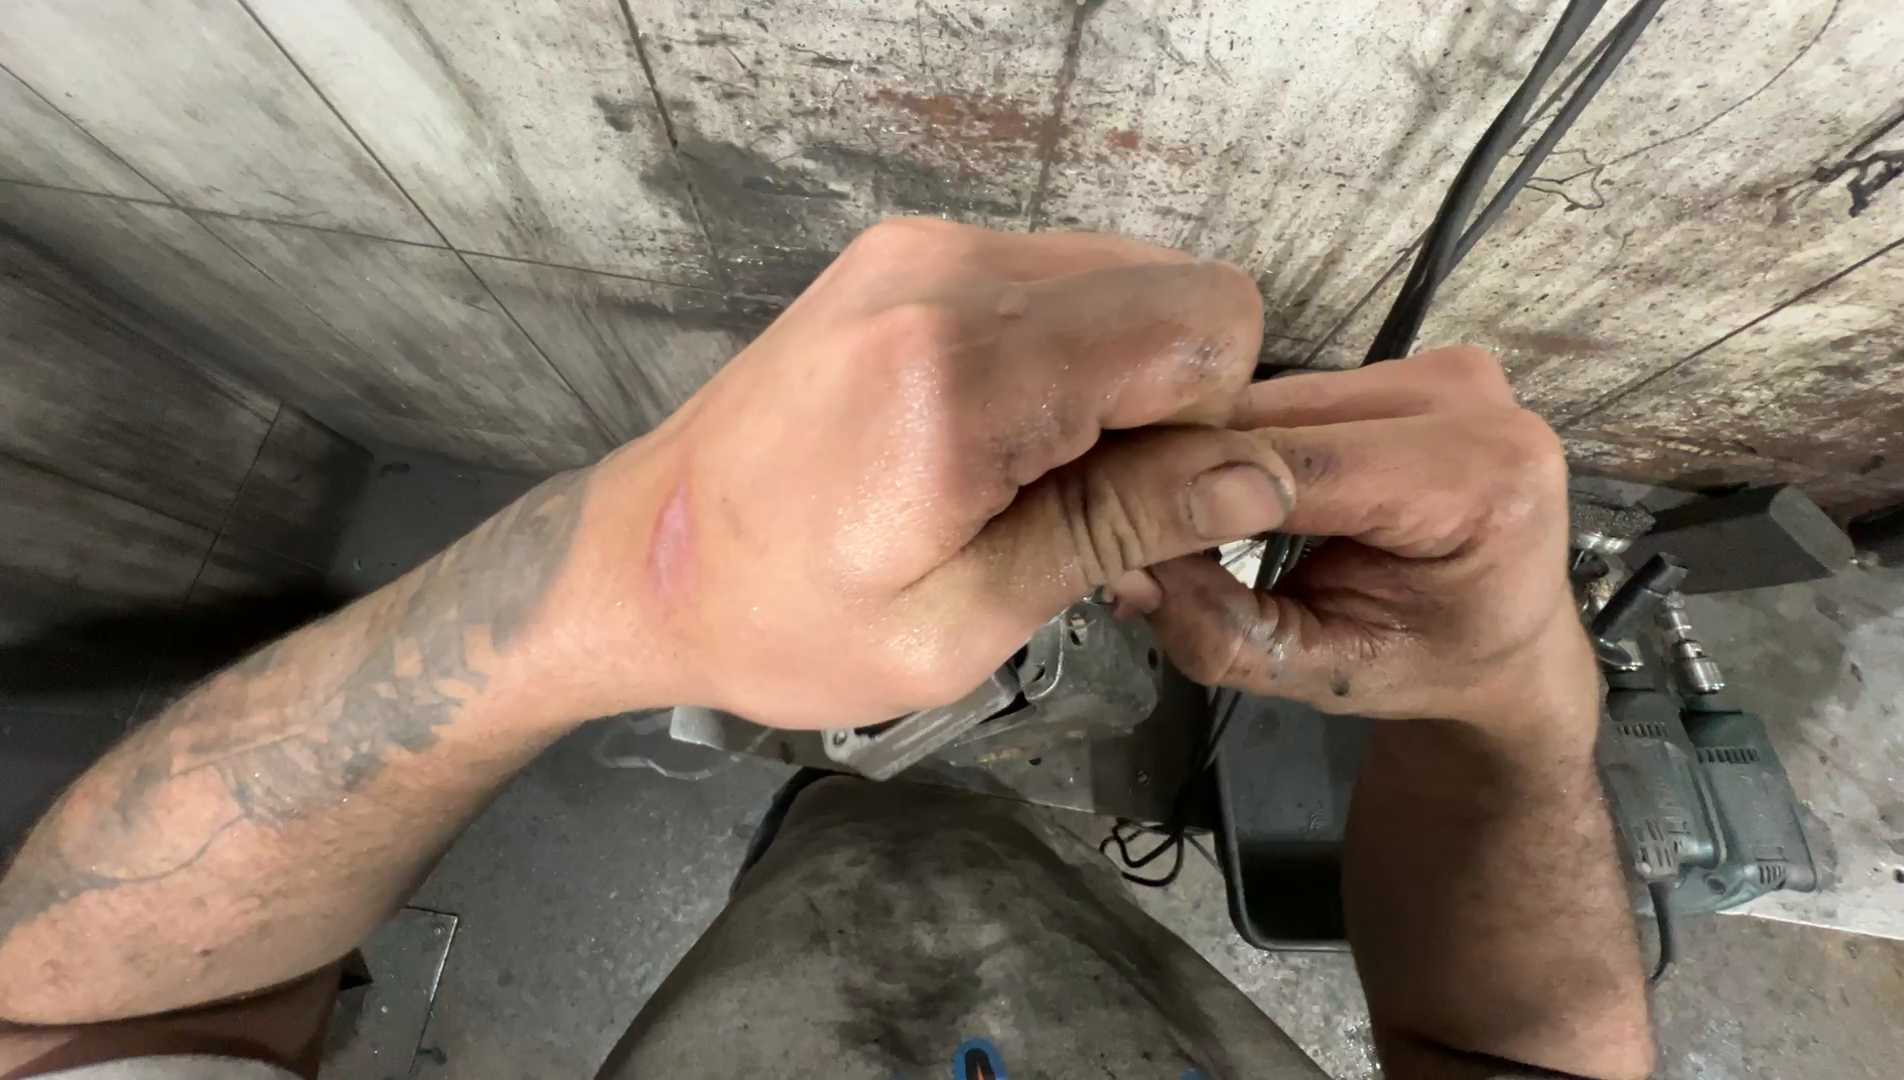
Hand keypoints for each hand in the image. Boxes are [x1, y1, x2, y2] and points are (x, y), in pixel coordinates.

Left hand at [524, 219, 1296, 729]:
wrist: (641, 562)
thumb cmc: (788, 623)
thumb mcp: (965, 619)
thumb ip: (1116, 527)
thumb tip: (1255, 477)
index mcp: (963, 373)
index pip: (1205, 325)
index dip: (1204, 424)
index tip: (1133, 500)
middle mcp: (946, 271)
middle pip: (1172, 290)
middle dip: (1163, 400)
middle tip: (1075, 495)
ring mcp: (917, 247)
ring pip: (1116, 281)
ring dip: (1108, 380)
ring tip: (1023, 471)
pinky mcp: (899, 254)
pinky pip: (1048, 282)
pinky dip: (1056, 355)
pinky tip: (990, 429)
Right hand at [1144, 348, 1594, 727]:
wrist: (1508, 641)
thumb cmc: (1426, 667)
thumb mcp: (1315, 673)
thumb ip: (1218, 632)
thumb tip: (1124, 567)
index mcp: (1477, 479)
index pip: (1285, 466)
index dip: (1182, 492)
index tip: (1109, 525)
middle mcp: (1466, 398)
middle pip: (1267, 419)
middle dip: (1184, 472)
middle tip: (1127, 526)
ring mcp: (1439, 369)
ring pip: (1266, 399)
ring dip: (1205, 454)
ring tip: (1171, 512)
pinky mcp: (1410, 365)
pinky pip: (1285, 396)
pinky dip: (1237, 441)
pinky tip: (1221, 486)